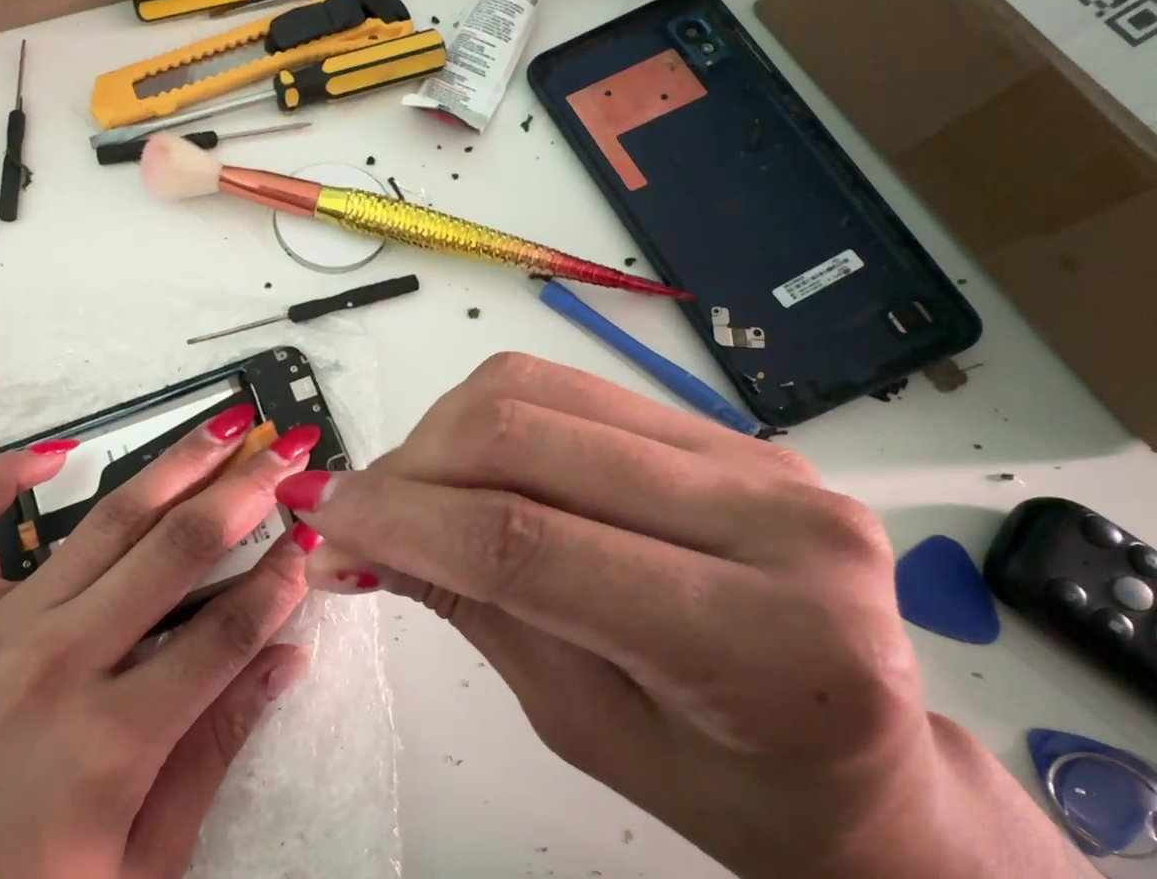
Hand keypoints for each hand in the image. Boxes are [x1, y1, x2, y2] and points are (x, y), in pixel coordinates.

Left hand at [0, 406, 318, 878]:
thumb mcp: (144, 858)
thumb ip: (213, 749)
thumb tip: (283, 660)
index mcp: (115, 736)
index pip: (224, 630)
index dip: (279, 579)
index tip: (312, 534)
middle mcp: (59, 662)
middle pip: (173, 552)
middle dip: (241, 494)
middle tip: (285, 449)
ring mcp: (0, 631)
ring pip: (102, 524)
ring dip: (170, 467)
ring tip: (220, 425)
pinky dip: (0, 479)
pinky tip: (55, 453)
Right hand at [276, 354, 1083, 878]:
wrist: (859, 761)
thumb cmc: (726, 785)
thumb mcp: (581, 724)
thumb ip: (472, 608)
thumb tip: (352, 535)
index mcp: (759, 642)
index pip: (527, 544)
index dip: (401, 520)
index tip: (319, 515)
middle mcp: (776, 521)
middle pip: (525, 438)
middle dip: (407, 467)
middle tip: (351, 510)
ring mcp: (761, 458)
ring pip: (538, 392)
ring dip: (440, 435)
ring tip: (410, 494)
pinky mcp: (730, 431)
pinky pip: (571, 392)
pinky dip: (489, 421)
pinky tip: (468, 472)